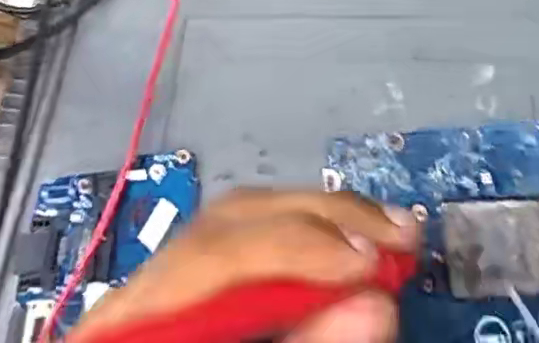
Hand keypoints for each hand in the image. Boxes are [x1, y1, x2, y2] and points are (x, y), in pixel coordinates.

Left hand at [66, 189, 420, 342]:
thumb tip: (377, 303)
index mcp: (136, 321)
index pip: (214, 254)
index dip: (294, 249)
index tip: (369, 262)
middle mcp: (142, 289)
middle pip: (230, 219)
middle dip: (324, 220)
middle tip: (401, 235)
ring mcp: (161, 280)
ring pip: (244, 217)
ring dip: (325, 218)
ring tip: (389, 231)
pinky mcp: (192, 282)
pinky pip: (250, 238)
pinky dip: (307, 236)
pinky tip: (350, 238)